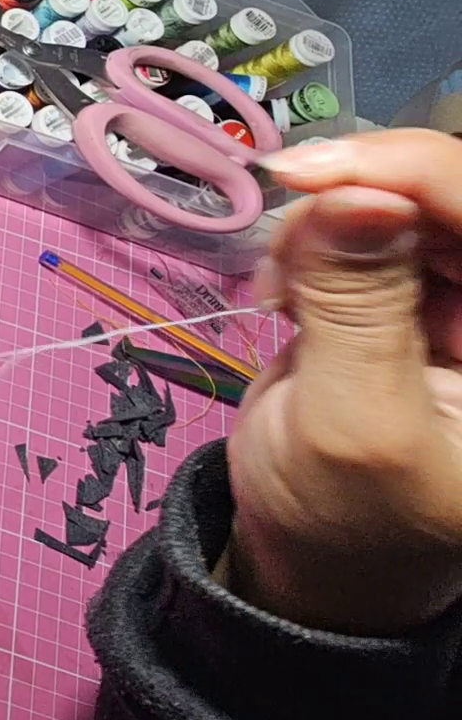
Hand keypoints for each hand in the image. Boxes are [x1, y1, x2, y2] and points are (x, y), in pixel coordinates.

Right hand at [223, 129, 461, 634]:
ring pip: (405, 210)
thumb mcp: (347, 418)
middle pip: (456, 203)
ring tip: (279, 297)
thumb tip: (350, 194)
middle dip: (355, 206)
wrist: (318, 546)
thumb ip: (355, 309)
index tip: (300, 174)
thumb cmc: (344, 506)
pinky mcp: (421, 302)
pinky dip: (310, 251)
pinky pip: (368, 236)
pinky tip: (289, 297)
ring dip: (321, 234)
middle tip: (276, 254)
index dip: (416, 175)